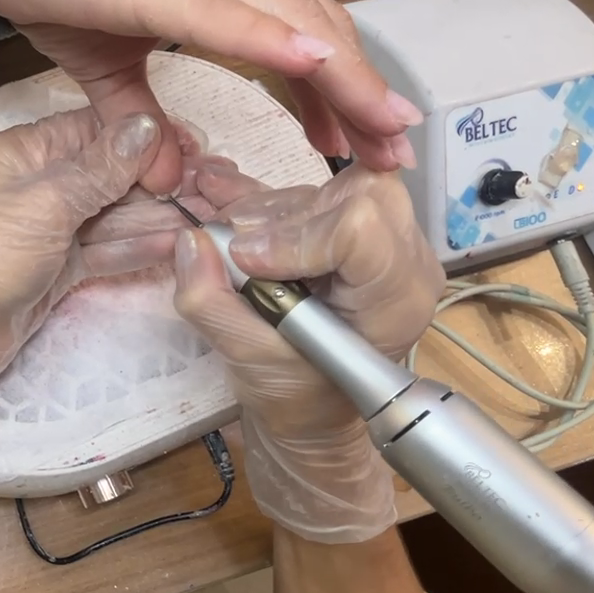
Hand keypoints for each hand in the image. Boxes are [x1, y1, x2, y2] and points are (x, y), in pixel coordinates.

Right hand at [0, 0, 420, 192]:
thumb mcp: (107, 71)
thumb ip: (143, 120)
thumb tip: (168, 176)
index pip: (301, 38)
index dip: (343, 92)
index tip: (370, 144)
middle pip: (315, 31)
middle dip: (362, 97)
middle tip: (395, 154)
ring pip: (289, 21)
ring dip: (341, 79)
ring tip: (378, 133)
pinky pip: (224, 13)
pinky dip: (272, 40)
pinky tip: (315, 66)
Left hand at [0, 110, 171, 479]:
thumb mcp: (47, 202)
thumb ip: (100, 167)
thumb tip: (147, 125)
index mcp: (26, 152)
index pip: (95, 131)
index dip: (145, 138)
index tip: (194, 147)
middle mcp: (40, 184)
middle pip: (109, 174)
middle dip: (157, 181)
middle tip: (211, 187)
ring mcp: (51, 230)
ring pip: (112, 215)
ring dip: (155, 217)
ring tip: (206, 217)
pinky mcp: (59, 268)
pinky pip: (104, 249)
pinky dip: (136, 247)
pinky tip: (176, 245)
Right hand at [171, 163, 443, 542]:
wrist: (311, 405)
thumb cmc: (294, 395)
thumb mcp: (247, 361)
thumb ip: (212, 304)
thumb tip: (188, 242)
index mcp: (394, 300)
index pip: (360, 228)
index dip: (294, 236)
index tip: (244, 261)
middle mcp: (405, 258)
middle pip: (354, 194)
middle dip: (282, 218)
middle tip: (239, 252)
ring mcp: (385, 237)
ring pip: (328, 187)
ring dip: (267, 214)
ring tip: (236, 253)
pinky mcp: (353, 225)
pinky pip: (314, 190)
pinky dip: (264, 204)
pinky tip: (225, 207)